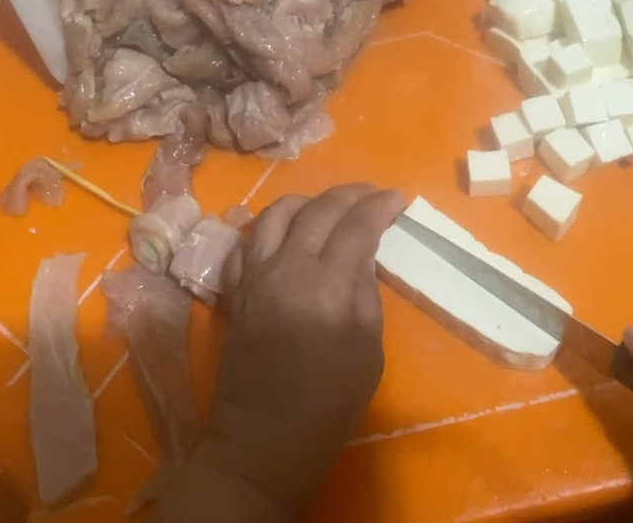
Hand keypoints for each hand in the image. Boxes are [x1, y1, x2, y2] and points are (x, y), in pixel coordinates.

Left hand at [158, 184, 403, 521]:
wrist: (263, 438)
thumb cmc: (329, 402)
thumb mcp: (368, 348)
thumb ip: (365, 290)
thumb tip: (362, 253)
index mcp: (328, 286)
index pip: (357, 226)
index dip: (380, 206)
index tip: (398, 198)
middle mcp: (288, 268)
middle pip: (320, 209)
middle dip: (350, 194)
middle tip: (371, 194)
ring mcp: (255, 273)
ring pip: (278, 212)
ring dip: (308, 201)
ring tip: (328, 206)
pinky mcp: (234, 285)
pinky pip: (248, 238)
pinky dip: (270, 223)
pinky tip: (286, 229)